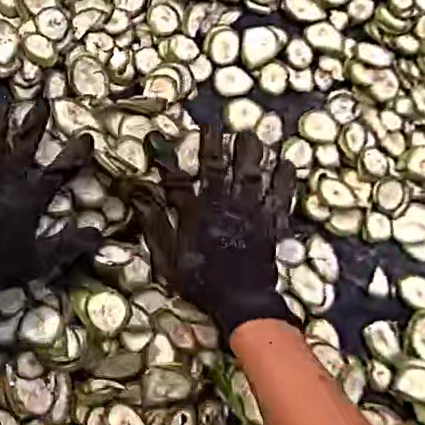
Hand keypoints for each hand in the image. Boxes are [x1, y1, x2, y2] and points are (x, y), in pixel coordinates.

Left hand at [0, 95, 99, 314]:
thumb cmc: (0, 263)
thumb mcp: (41, 258)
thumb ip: (69, 244)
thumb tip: (98, 235)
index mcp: (34, 195)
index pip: (62, 168)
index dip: (75, 153)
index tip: (85, 138)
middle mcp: (11, 174)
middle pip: (27, 141)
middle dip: (37, 120)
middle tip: (42, 103)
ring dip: (0, 117)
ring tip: (4, 101)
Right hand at [134, 126, 297, 340]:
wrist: (241, 300)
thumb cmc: (199, 280)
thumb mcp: (166, 255)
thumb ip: (153, 222)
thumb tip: (137, 193)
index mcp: (196, 211)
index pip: (177, 178)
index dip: (165, 157)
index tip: (157, 137)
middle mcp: (224, 205)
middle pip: (218, 168)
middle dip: (213, 144)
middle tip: (213, 125)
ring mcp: (251, 212)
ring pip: (252, 174)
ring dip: (251, 153)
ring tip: (250, 134)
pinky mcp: (272, 224)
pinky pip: (281, 197)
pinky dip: (284, 180)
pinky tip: (287, 164)